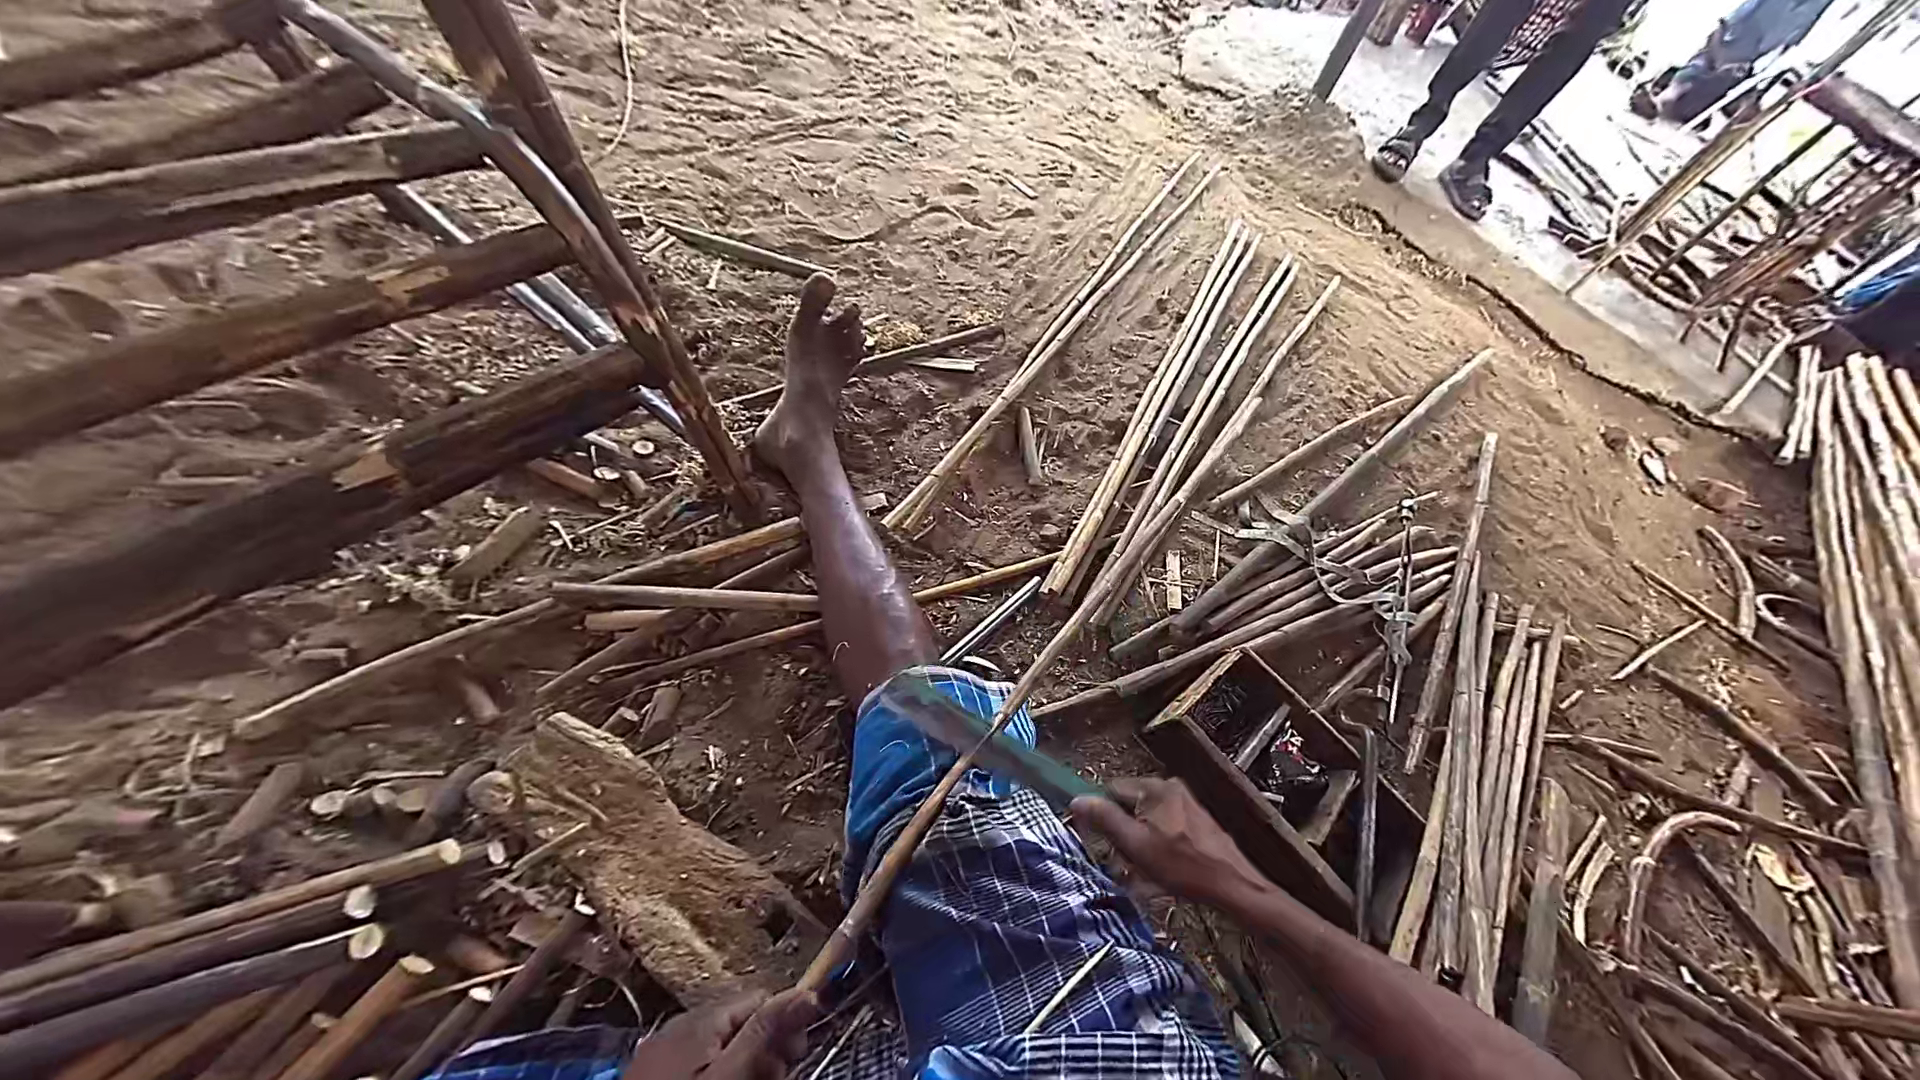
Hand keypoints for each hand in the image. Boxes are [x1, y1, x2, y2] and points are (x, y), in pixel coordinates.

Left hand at [623, 989, 820, 1079]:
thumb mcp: (728, 1079)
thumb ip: (765, 1033)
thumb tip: (808, 992)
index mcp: (700, 1018)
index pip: (760, 999)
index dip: (783, 1025)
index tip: (795, 1060)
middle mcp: (679, 1027)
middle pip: (741, 1023)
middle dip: (764, 1050)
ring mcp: (661, 1056)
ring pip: (720, 1048)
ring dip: (744, 1067)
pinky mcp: (652, 1079)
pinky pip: (696, 1066)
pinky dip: (716, 1076)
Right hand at [1070, 778, 1270, 908]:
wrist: (1235, 887)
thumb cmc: (1183, 866)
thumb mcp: (1136, 844)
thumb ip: (1104, 819)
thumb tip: (1076, 799)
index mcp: (1153, 787)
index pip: (1111, 791)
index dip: (1103, 815)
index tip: (1104, 842)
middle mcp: (1170, 787)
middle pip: (1129, 805)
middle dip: (1124, 834)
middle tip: (1128, 862)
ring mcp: (1186, 803)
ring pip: (1147, 820)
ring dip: (1141, 844)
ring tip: (1146, 872)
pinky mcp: (1197, 821)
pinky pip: (1165, 828)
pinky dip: (1159, 847)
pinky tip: (1164, 871)